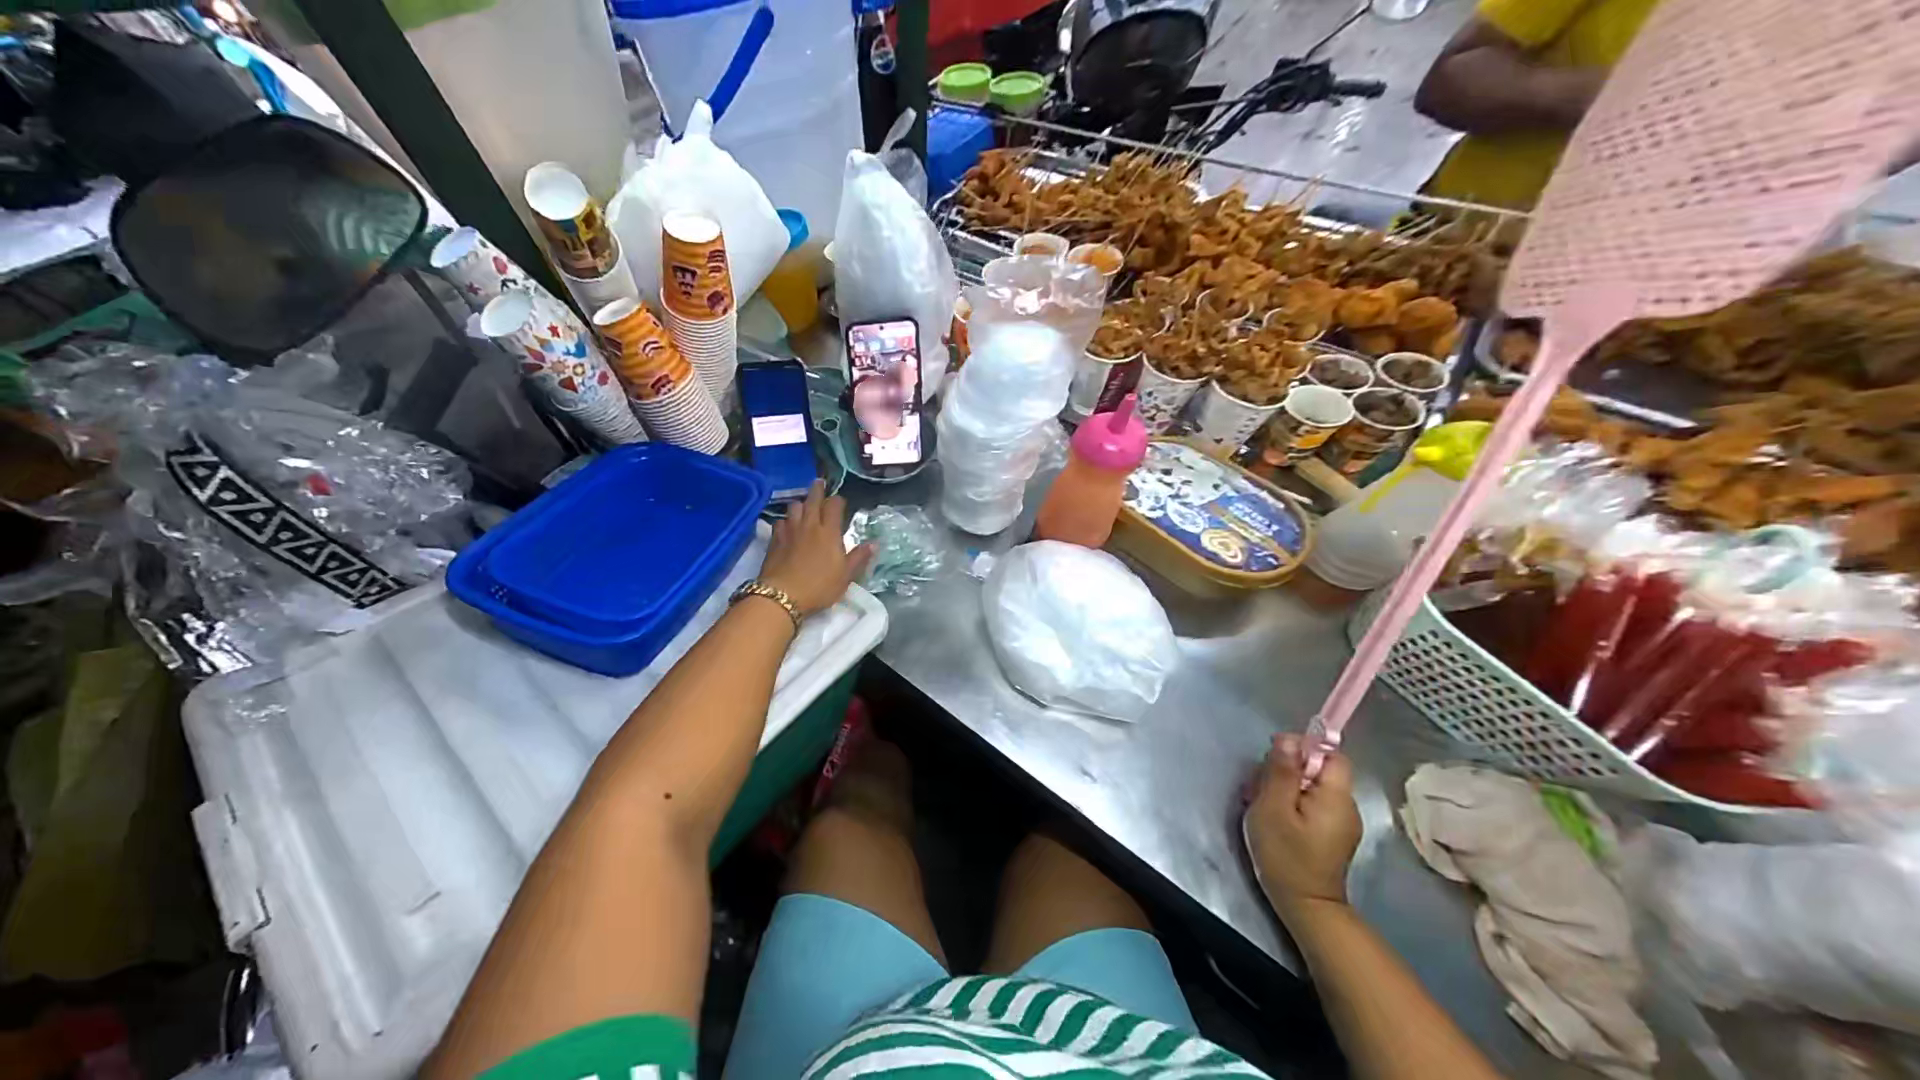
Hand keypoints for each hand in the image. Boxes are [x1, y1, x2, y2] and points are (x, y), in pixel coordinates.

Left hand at [759, 482, 872, 616]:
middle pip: (812, 499)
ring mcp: (790, 530)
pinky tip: (787, 525)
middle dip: (817, 489)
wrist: (783, 596)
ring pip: (794, 506)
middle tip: (819, 482)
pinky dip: (786, 520)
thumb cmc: (819, 587)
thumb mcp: (846, 576)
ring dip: (801, 503)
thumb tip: (874, 543)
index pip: (834, 506)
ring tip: (804, 505)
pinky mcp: (774, 539)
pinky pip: (780, 521)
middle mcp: (809, 525)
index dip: (838, 501)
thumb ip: (859, 558)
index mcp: (829, 532)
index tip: (840, 502)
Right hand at [1244, 734, 1362, 922]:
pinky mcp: (1333, 835)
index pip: (1331, 754)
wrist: (1306, 907)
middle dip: (1289, 770)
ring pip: (1314, 787)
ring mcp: (1342, 822)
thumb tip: (1289, 739)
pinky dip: (1293, 804)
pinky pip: (1314, 805)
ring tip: (1262, 804)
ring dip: (1287, 787)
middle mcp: (1346, 806)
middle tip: (1260, 786)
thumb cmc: (1286, 855)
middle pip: (1320, 769)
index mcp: (1336, 796)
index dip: (1304, 749)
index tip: (1275, 760)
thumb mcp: (1273, 808)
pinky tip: (1275, 818)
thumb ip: (1282, 772)